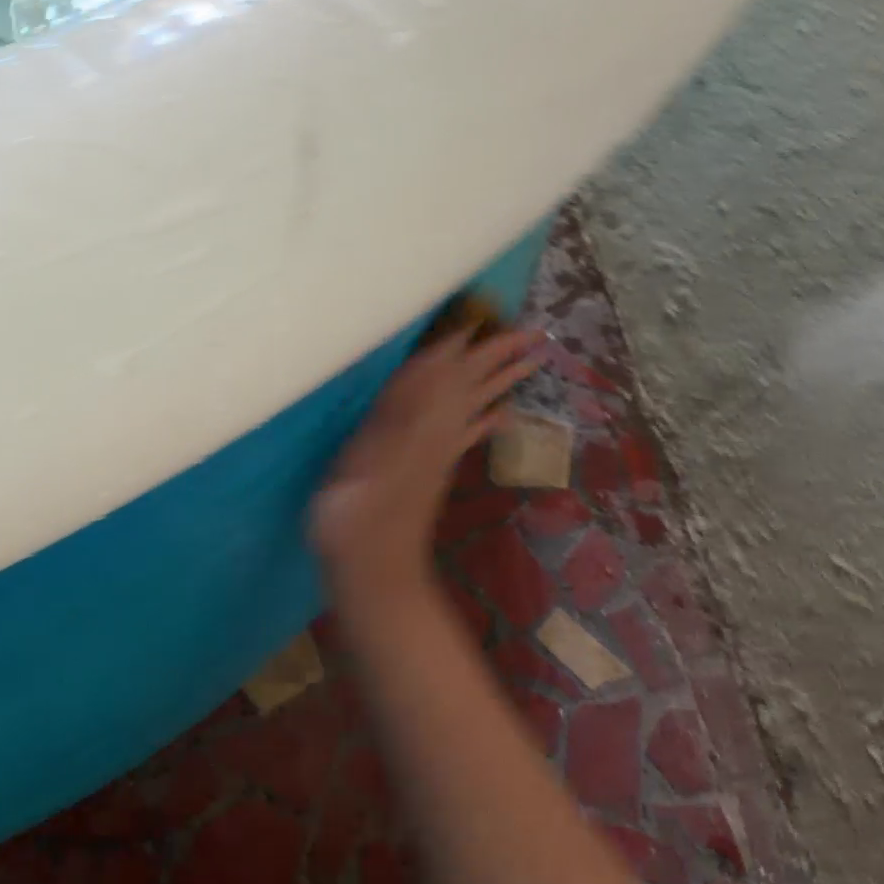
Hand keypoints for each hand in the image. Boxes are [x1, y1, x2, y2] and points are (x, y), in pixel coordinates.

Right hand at [310, 326, 542, 600]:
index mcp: (416, 426)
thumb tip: (438, 364)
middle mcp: (433, 435)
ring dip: (500, 381)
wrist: (371, 572)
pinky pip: (468, 437)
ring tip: (530, 358)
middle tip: (530, 330)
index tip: (476, 310)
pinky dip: (487, 418)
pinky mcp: (433, 473)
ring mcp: (435, 455)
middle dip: (496, 357)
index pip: (440, 374)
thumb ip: (405, 407)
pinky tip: (500, 412)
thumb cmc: (353, 518)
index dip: (458, 343)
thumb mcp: (368, 461)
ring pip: (476, 409)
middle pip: (469, 388)